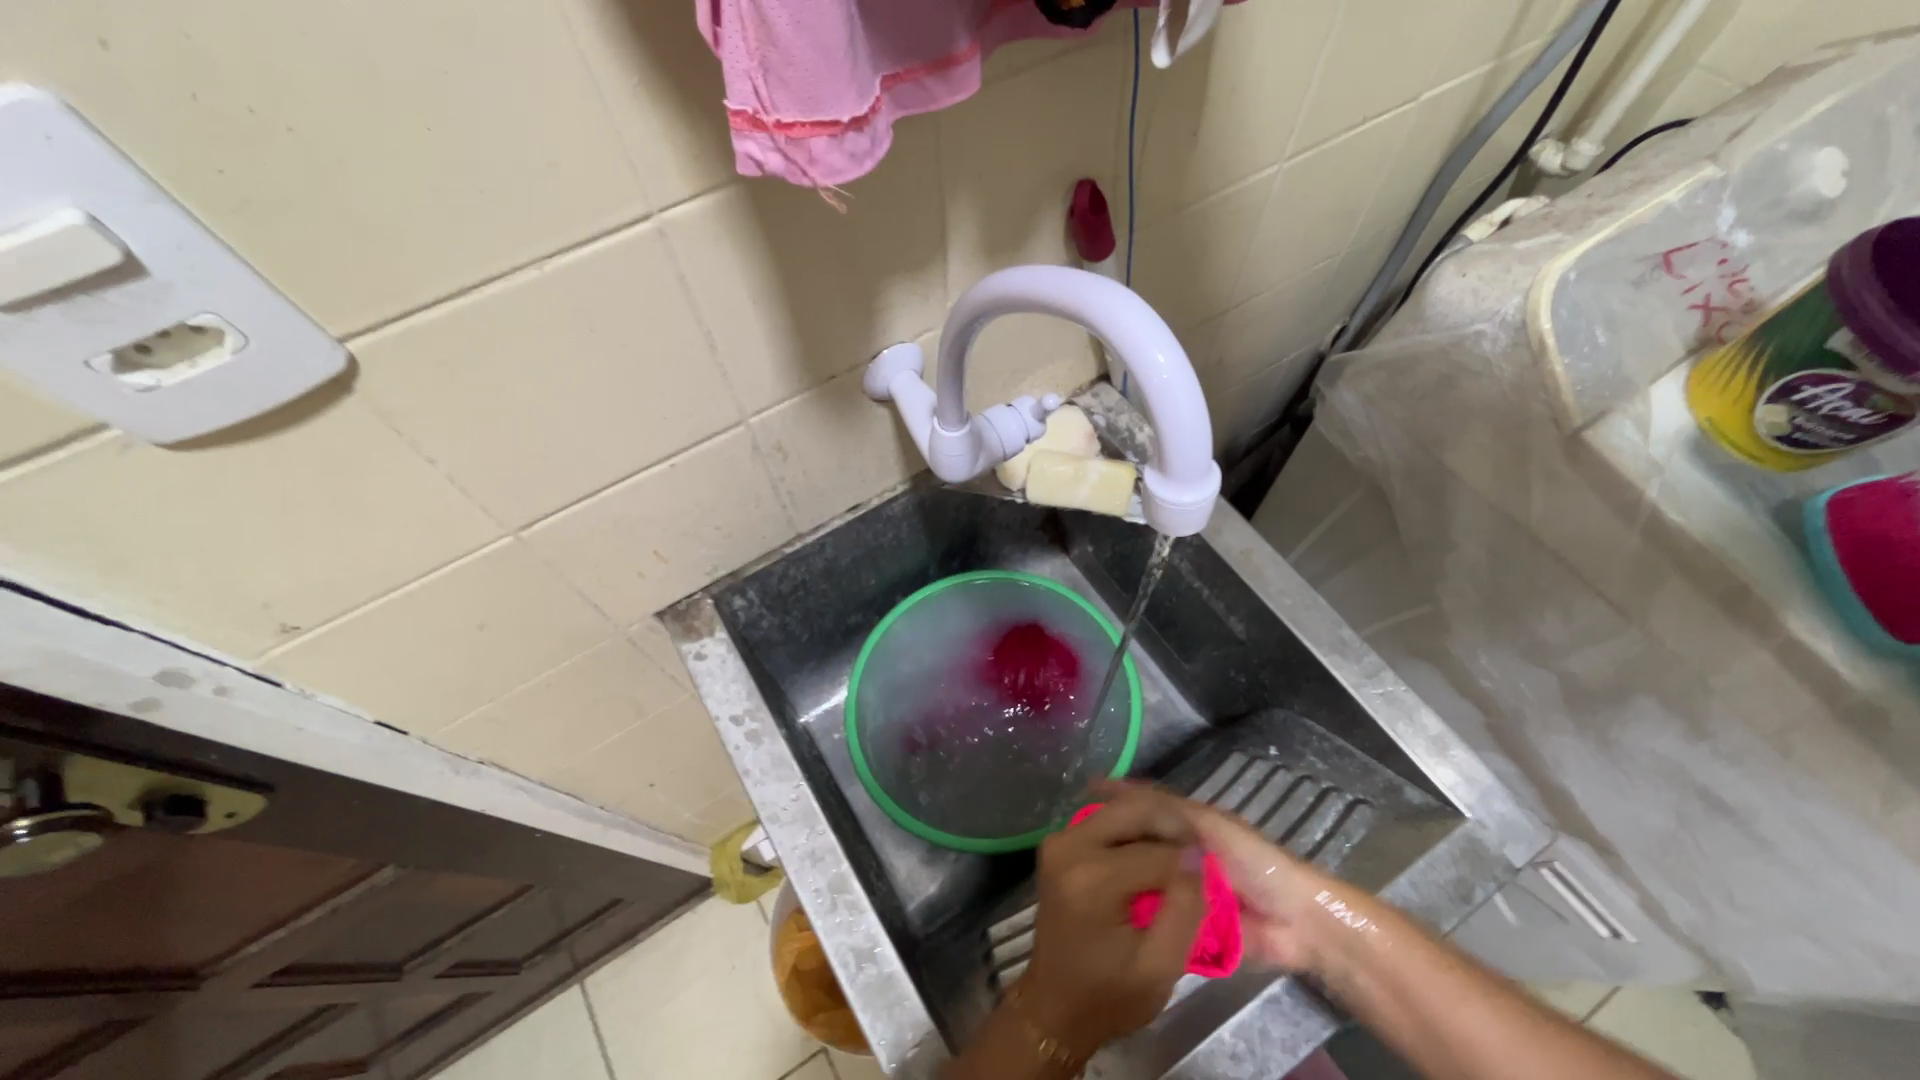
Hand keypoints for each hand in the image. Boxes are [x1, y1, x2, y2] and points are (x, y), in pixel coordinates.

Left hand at [1018, 790, 1205, 1055]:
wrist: (1055, 1005)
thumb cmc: (1109, 995)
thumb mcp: (1160, 966)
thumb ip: (1185, 908)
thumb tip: (1197, 855)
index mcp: (1092, 878)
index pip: (1162, 852)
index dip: (1195, 864)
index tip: (1216, 882)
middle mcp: (1070, 845)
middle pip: (1138, 811)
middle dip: (1178, 827)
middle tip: (1205, 855)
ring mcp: (1061, 839)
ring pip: (1124, 809)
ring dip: (1159, 825)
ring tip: (1186, 856)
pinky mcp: (1061, 842)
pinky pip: (1109, 820)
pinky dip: (1139, 831)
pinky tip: (1159, 855)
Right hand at [1092, 780, 1350, 974]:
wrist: (1292, 921)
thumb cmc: (1253, 861)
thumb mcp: (1207, 824)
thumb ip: (1164, 810)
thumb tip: (1113, 789)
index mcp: (1186, 828)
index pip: (1142, 809)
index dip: (1114, 802)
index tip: (1081, 795)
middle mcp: (1179, 858)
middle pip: (1137, 848)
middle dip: (1108, 846)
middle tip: (1069, 848)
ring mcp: (1180, 894)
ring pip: (1140, 883)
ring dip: (1117, 884)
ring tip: (1076, 882)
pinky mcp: (1184, 930)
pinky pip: (1152, 921)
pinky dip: (1132, 918)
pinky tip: (1101, 916)